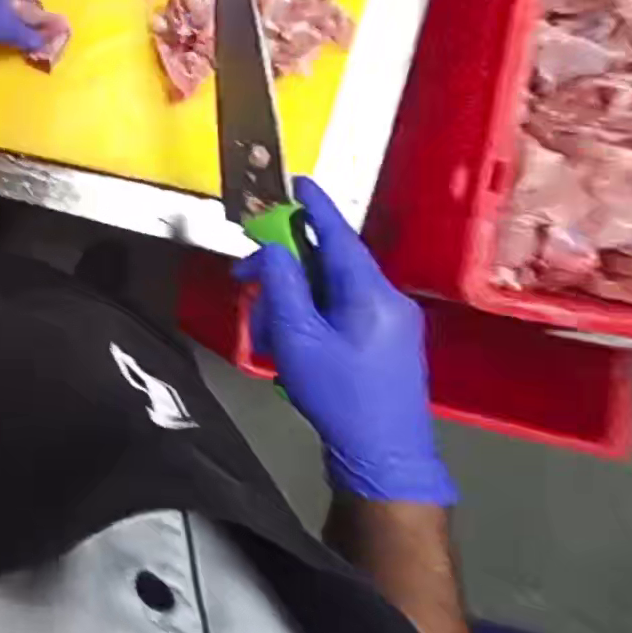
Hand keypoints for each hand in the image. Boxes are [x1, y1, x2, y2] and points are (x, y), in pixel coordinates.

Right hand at [233, 178, 454, 505]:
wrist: (383, 450)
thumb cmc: (338, 390)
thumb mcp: (298, 335)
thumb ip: (283, 286)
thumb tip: (272, 248)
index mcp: (370, 293)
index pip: (338, 237)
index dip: (315, 208)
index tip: (297, 182)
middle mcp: (385, 300)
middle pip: (325, 266)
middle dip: (281, 273)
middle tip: (244, 284)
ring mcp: (387, 322)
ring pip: (326, 292)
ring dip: (289, 304)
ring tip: (268, 336)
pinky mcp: (382, 341)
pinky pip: (336, 313)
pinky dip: (305, 318)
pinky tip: (288, 344)